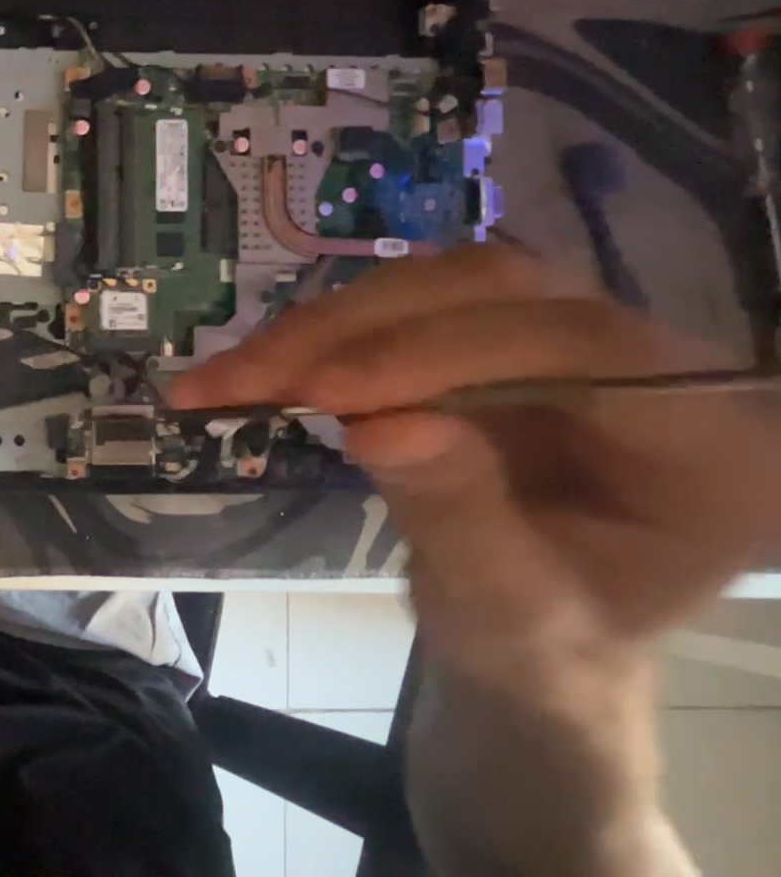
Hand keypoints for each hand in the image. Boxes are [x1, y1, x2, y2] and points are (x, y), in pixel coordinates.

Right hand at [172, 246, 780, 685]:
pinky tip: (247, 371)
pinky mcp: (484, 344)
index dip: (444, 350)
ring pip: (426, 288)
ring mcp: (557, 345)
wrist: (524, 643)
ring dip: (314, 330)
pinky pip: (389, 313)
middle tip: (247, 377)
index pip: (581, 345)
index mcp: (709, 440)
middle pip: (492, 290)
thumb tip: (378, 424)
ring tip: (224, 378)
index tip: (324, 393)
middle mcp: (647, 365)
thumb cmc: (538, 646)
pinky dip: (307, 341)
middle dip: (352, 330)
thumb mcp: (504, 607)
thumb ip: (459, 516)